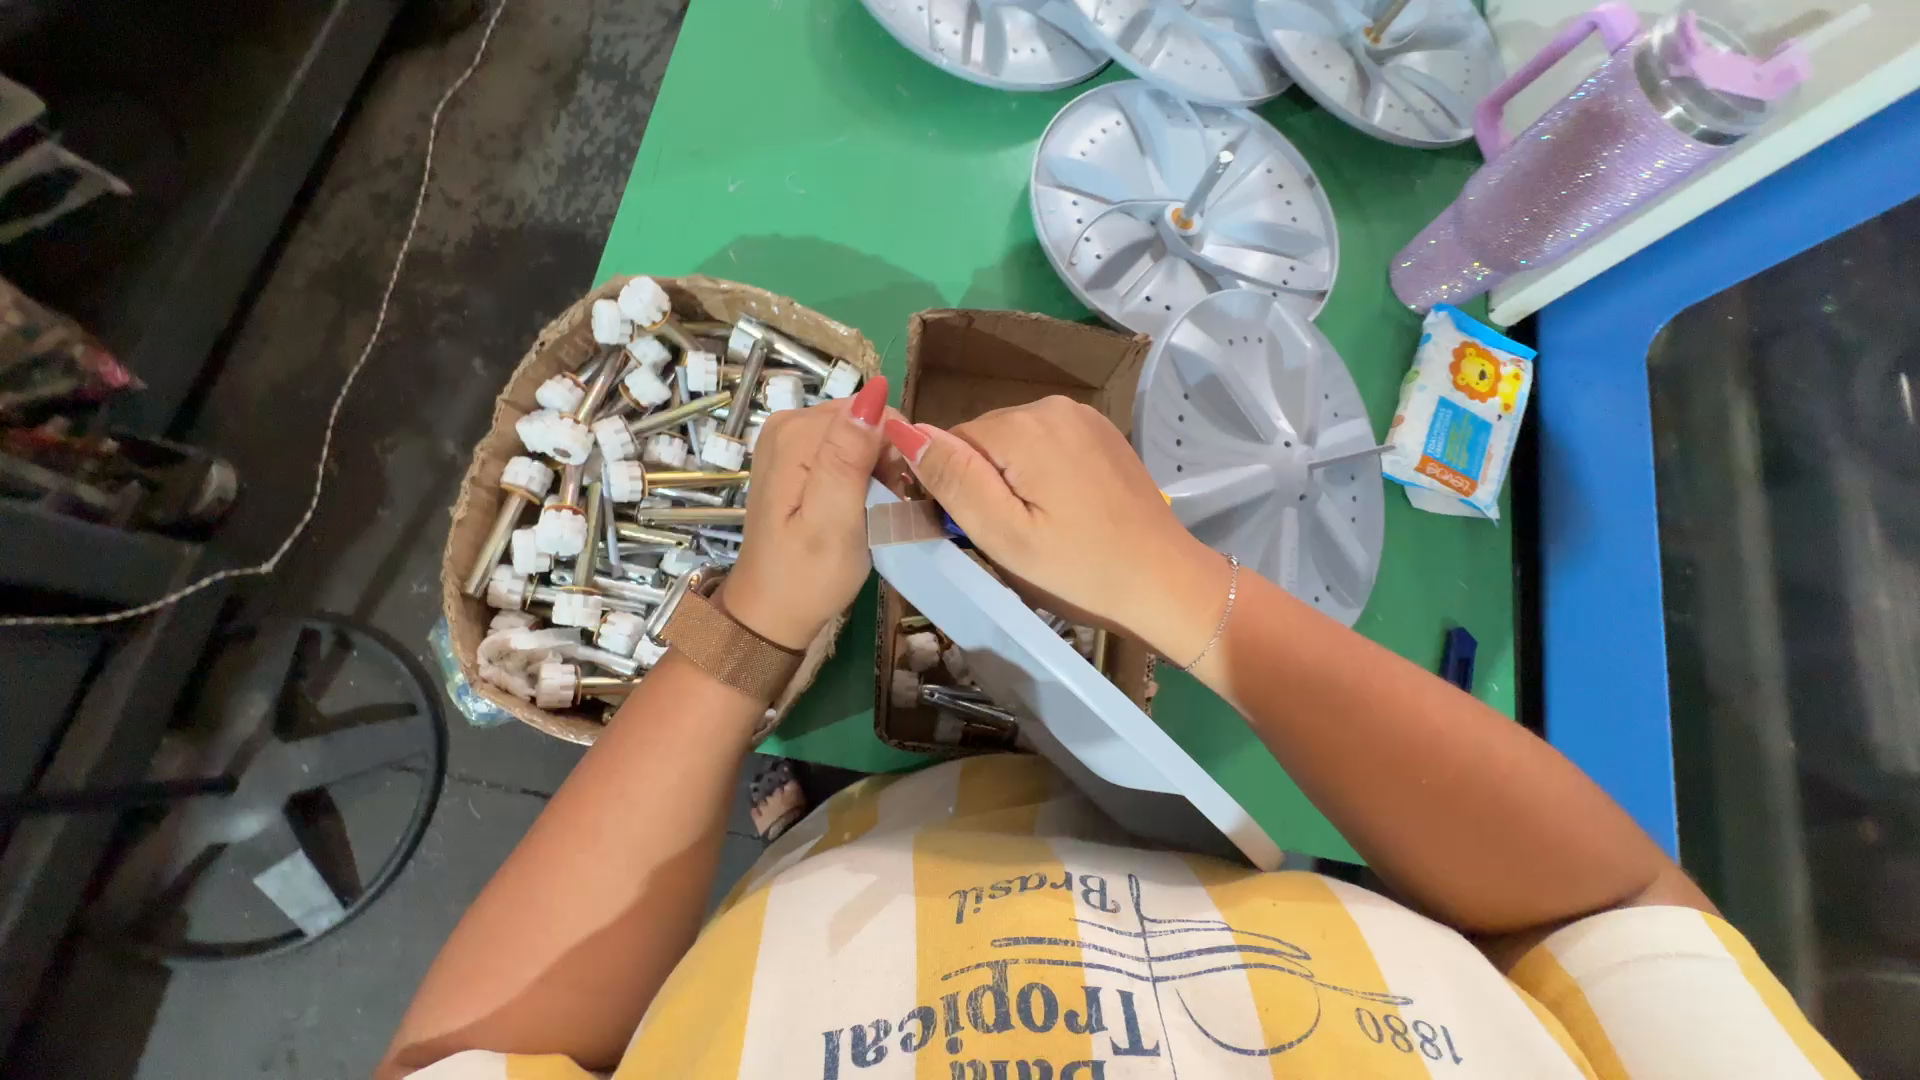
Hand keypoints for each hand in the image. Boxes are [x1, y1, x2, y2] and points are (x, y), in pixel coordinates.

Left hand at [719, 376, 890, 649]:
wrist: (772, 611)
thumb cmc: (808, 574)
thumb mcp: (835, 519)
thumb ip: (850, 455)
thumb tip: (875, 392)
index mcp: (798, 433)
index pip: (876, 412)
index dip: (895, 453)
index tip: (892, 496)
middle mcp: (788, 425)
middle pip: (865, 421)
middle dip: (885, 461)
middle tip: (880, 509)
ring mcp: (788, 441)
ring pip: (858, 436)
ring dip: (875, 472)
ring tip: (870, 513)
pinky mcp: (793, 459)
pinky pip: (843, 451)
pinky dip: (860, 477)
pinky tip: (857, 508)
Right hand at [882, 396, 1231, 664]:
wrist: (1165, 583)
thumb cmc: (1078, 570)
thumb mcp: (1004, 536)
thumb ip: (953, 479)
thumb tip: (904, 431)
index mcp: (1026, 427)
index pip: (952, 441)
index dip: (954, 487)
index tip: (976, 530)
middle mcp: (1053, 406)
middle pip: (984, 439)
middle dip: (985, 482)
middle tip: (1012, 537)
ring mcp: (1083, 416)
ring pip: (1014, 443)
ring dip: (1012, 479)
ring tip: (1040, 527)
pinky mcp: (1102, 433)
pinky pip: (1047, 444)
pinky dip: (1042, 473)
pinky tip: (1064, 510)